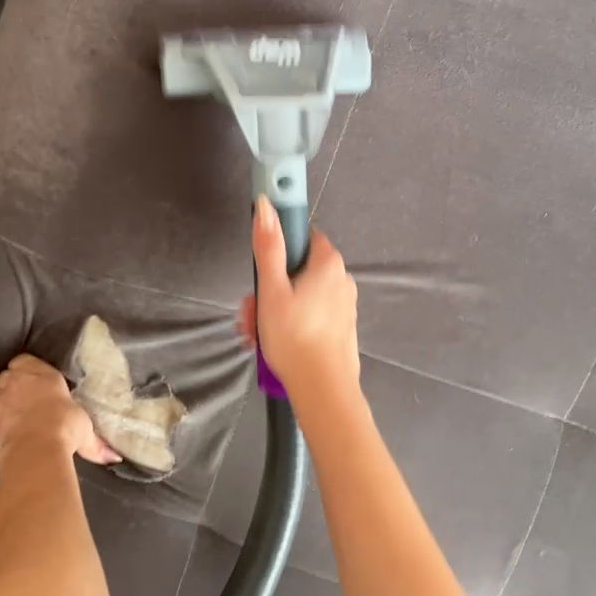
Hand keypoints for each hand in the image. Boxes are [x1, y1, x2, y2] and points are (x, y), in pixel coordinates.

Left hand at [0, 354, 120, 464]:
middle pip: (6, 377)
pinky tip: (1, 433)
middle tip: (24, 402)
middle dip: (11, 387)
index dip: (25, 370)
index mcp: (41, 373)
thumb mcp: (85, 429)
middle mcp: (17, 381)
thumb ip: (95, 442)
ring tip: (11, 417)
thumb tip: (114, 458)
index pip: (24, 360)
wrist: (37, 447)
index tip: (32, 382)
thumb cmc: (65, 426)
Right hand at [238, 197, 361, 405]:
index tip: (261, 272)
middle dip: (268, 288)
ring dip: (274, 309)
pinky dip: (290, 323)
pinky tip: (274, 343)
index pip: (301, 236)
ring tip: (257, 333)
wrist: (323, 391)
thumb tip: (266, 204)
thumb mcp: (272, 290)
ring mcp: (343, 305)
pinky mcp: (340, 328)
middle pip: (296, 270)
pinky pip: (309, 314)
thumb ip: (268, 246)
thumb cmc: (294, 337)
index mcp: (328, 263)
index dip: (277, 249)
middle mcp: (342, 279)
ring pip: (300, 295)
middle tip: (252, 312)